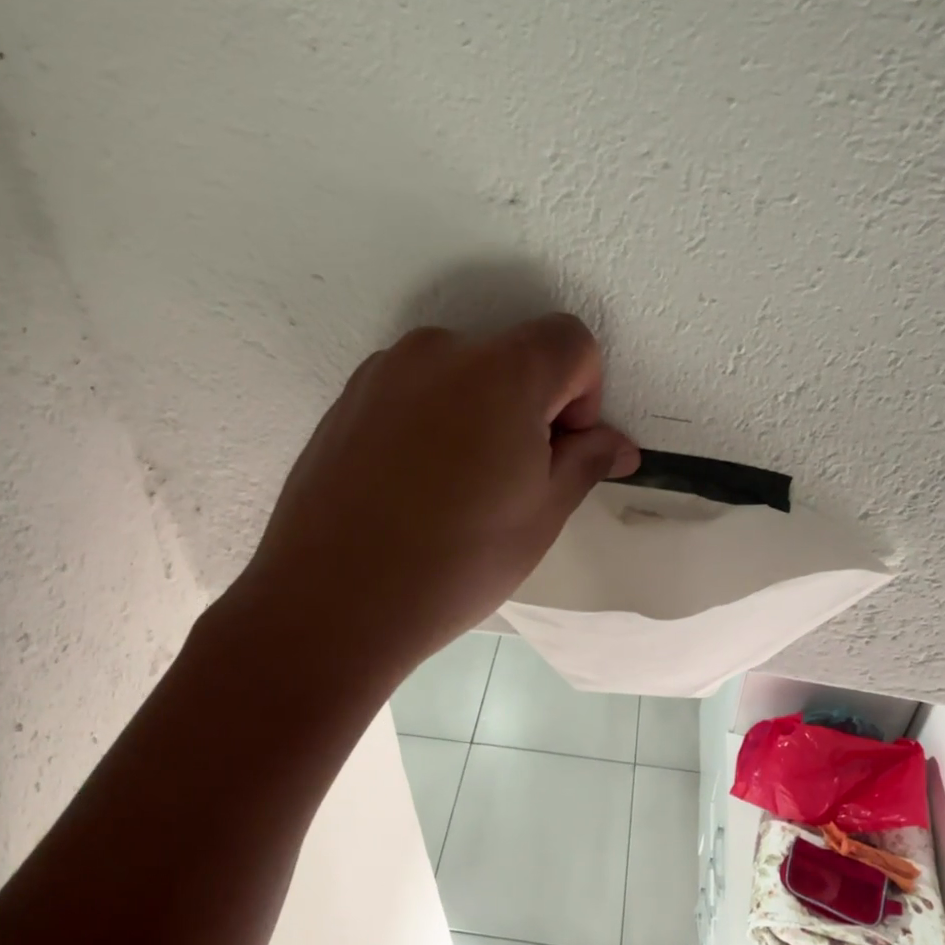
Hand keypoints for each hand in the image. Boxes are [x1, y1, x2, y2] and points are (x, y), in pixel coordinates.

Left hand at [235, 313, 639, 667]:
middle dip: (530, 405)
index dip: (584, 393)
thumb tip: (615, 443)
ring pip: (462, 373)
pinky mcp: (348, 397)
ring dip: (479, 411)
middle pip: (515, 355)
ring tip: (455, 488)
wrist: (329, 602)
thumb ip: (586, 461)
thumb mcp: (541, 517)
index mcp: (502, 370)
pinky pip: (414, 390)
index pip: (572, 341)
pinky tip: (412, 486)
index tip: (560, 450)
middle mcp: (440, 350)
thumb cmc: (454, 562)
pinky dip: (432, 419)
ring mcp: (385, 370)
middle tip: (512, 478)